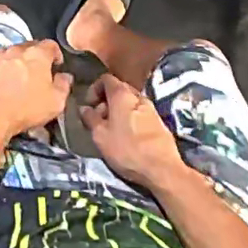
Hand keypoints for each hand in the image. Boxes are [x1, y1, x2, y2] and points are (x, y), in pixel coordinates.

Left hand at [0, 41, 71, 141]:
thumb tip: (65, 77)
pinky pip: (3, 61)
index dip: (56, 55)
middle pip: (33, 46)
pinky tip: (8, 81)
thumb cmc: (26, 107)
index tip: (57, 67)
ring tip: (24, 77)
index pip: (52, 45)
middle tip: (41, 73)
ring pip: (17, 52)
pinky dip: (8, 67)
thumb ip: (64, 85)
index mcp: (39, 53)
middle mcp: (20, 49)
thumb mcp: (56, 101)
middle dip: (39, 57)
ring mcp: (3, 55)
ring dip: (22, 61)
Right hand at [80, 74, 187, 189]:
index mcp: (122, 94)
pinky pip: (139, 113)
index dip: (94, 89)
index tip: (89, 106)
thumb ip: (90, 119)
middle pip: (118, 89)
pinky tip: (127, 138)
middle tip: (98, 122)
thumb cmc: (127, 149)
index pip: (105, 79)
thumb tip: (84, 108)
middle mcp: (137, 95)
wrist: (162, 168)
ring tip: (112, 132)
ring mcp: (150, 107)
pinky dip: (129, 119)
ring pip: (129, 102)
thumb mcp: (101, 136)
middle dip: (105, 102)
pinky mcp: (158, 121)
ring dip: (118, 112)